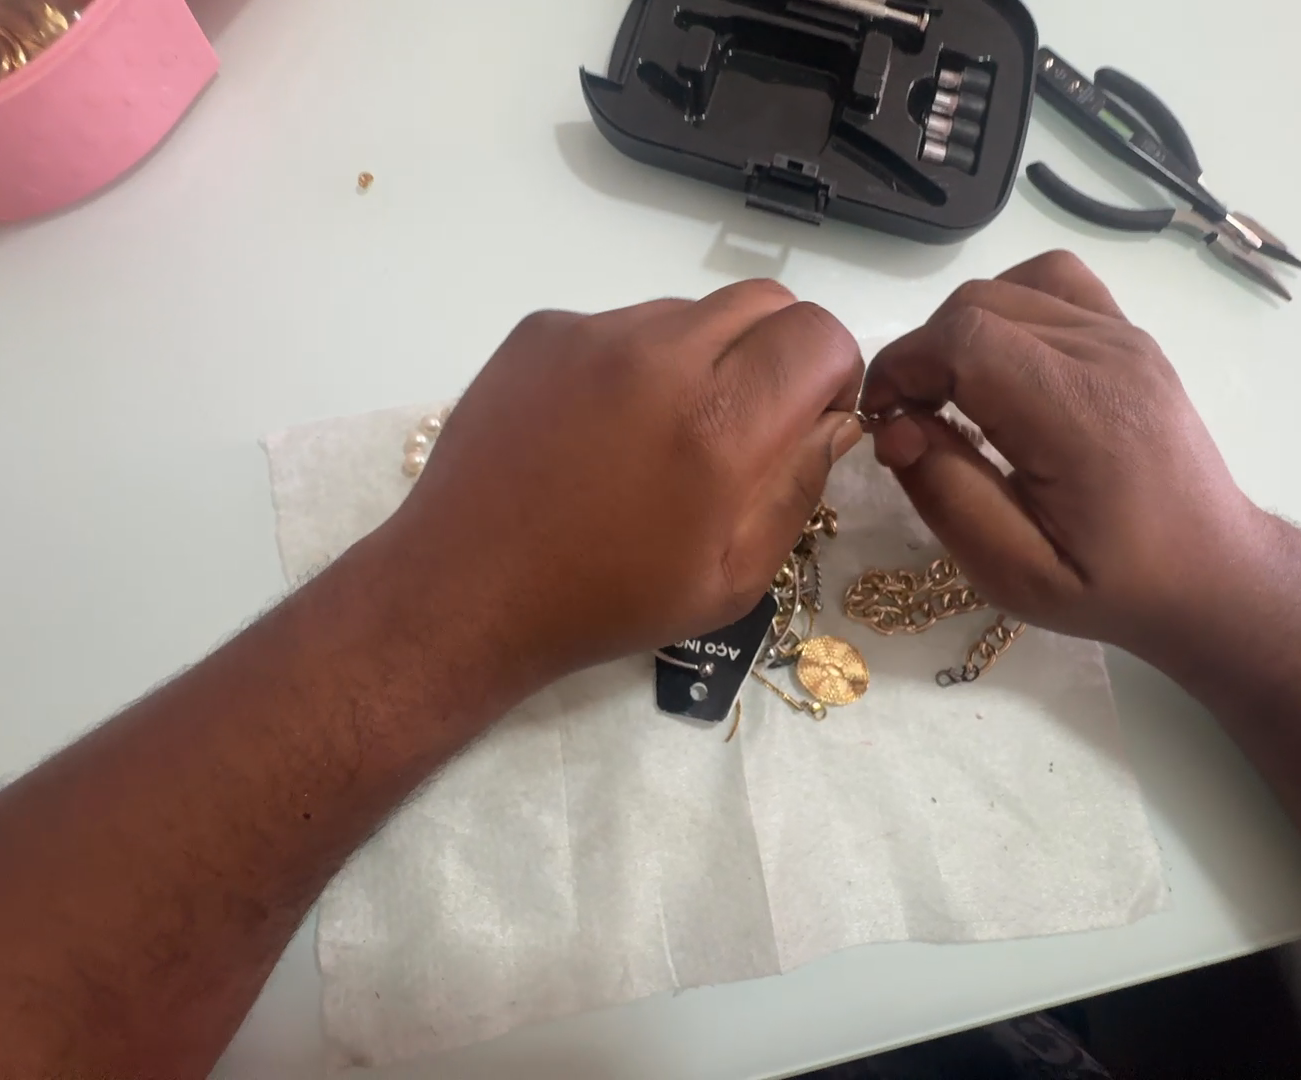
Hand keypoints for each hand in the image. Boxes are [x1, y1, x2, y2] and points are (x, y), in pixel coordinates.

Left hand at [384, 280, 864, 684]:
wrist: (466, 587)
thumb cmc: (608, 601)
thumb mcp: (731, 579)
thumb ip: (798, 488)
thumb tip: (834, 421)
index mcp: (718, 425)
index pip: (819, 335)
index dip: (834, 373)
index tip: (809, 419)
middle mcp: (659, 355)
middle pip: (765, 301)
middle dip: (780, 353)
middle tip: (746, 422)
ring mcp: (593, 332)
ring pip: (692, 311)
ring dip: (706, 357)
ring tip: (659, 433)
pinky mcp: (542, 329)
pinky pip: (623, 324)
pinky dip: (638, 362)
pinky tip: (600, 426)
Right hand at [858, 251, 1271, 649]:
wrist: (1209, 572)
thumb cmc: (1107, 584)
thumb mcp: (1012, 571)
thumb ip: (946, 495)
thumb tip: (893, 429)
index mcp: (1077, 415)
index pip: (965, 340)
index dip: (901, 367)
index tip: (881, 419)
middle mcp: (1104, 354)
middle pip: (976, 306)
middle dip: (919, 355)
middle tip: (909, 421)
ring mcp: (1123, 336)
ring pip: (1007, 288)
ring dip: (956, 334)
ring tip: (950, 393)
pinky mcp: (1128, 336)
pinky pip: (1050, 285)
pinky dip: (1003, 311)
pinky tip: (997, 365)